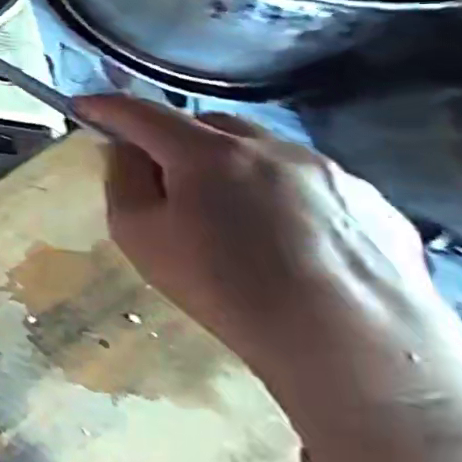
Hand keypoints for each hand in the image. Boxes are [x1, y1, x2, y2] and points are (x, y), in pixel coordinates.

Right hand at [77, 95, 436, 372]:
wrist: (360, 354)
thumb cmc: (228, 291)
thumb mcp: (139, 237)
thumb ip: (123, 181)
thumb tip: (128, 152)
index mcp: (208, 152)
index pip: (141, 112)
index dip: (105, 107)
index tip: (83, 107)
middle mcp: (271, 147)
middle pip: (206, 125)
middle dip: (175, 139)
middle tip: (162, 177)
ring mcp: (331, 172)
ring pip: (261, 152)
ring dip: (232, 167)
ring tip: (231, 218)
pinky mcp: (377, 204)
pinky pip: (309, 184)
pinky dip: (283, 197)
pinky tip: (288, 244)